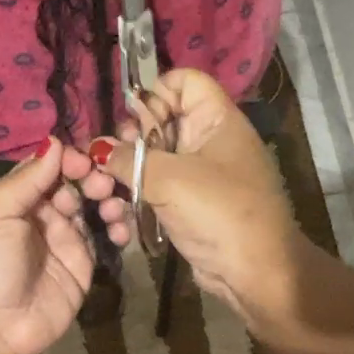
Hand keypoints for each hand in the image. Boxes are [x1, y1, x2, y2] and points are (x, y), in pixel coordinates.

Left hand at [0, 138, 125, 353]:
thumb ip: (25, 179)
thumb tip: (54, 142)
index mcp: (15, 200)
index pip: (49, 168)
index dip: (68, 160)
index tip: (83, 161)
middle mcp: (41, 217)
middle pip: (75, 185)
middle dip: (92, 178)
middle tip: (101, 184)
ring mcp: (64, 242)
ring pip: (93, 209)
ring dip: (107, 201)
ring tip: (111, 207)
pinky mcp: (82, 268)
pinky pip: (103, 240)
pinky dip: (116, 229)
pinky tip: (119, 227)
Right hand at [88, 69, 303, 318]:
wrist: (255, 272)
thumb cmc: (219, 212)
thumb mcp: (169, 179)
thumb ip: (128, 159)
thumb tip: (98, 150)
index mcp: (216, 120)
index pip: (184, 82)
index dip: (155, 93)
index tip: (132, 123)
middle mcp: (209, 142)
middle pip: (161, 122)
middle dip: (130, 140)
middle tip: (112, 162)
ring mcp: (200, 176)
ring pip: (154, 160)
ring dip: (127, 176)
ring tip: (105, 193)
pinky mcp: (191, 206)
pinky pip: (157, 191)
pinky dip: (138, 200)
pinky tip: (118, 216)